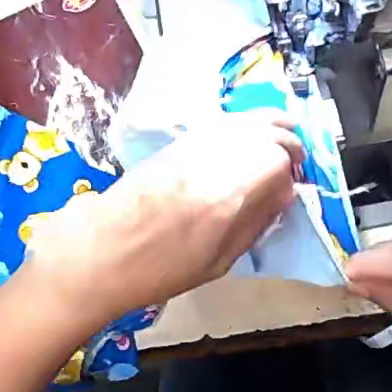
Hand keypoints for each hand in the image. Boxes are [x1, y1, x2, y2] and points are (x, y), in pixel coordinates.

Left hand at [21, 111, 302, 328]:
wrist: (100, 252)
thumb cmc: (159, 270)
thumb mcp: (219, 262)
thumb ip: (255, 223)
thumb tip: (282, 195)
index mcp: (227, 199)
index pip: (277, 162)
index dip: (291, 170)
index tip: (291, 184)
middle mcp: (213, 164)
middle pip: (265, 134)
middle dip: (286, 143)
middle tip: (291, 160)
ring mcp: (192, 149)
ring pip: (242, 121)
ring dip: (267, 127)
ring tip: (278, 139)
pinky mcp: (175, 143)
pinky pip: (219, 123)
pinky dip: (240, 124)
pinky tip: (246, 135)